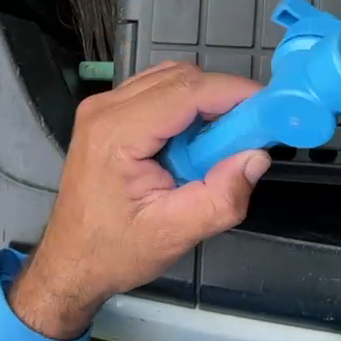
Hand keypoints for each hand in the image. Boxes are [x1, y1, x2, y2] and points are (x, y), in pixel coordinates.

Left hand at [11, 62, 270, 339]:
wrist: (71, 262)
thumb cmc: (114, 251)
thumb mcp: (175, 233)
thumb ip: (221, 197)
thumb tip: (257, 158)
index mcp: (116, 133)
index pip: (186, 91)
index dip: (233, 93)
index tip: (270, 109)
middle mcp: (105, 109)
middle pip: (180, 78)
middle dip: (222, 99)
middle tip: (250, 134)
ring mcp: (103, 107)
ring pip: (171, 79)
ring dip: (205, 103)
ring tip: (222, 144)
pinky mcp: (109, 114)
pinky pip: (158, 92)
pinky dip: (186, 107)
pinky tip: (195, 142)